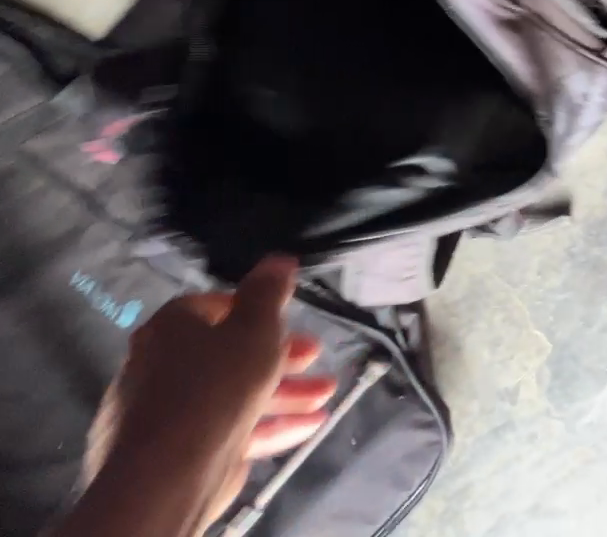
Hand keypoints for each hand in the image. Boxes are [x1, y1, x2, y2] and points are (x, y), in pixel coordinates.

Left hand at [58, 256, 336, 536]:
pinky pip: (227, 425)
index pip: (208, 304)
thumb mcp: (257, 327)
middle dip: (280, 355)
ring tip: (324, 395)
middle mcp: (156, 367)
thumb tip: (277, 260)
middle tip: (314, 355)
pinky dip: (267, 422)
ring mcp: (160, 412)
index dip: (251, 307)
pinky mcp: (172, 449)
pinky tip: (306, 424)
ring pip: (233, 391)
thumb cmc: (218, 384)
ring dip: (285, 390)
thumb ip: (269, 292)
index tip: (284, 317)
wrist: (168, 472)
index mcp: (169, 331)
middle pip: (227, 351)